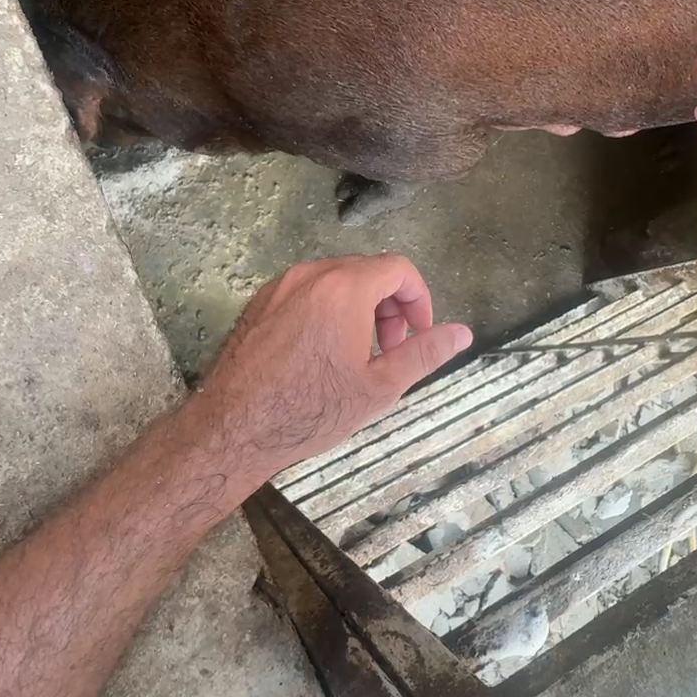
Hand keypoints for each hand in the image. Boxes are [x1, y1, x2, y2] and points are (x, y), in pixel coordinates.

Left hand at [189, 254, 472, 486]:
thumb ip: (423, 354)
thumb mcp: (379, 387)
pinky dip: (327, 309)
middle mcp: (311, 274)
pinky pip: (307, 291)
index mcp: (344, 288)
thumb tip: (462, 333)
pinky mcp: (259, 301)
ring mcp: (280, 285)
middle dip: (390, 306)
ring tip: (357, 355)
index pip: (398, 268)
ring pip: (336, 280)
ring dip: (360, 307)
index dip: (419, 299)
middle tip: (390, 350)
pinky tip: (321, 354)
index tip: (420, 333)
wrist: (233, 428)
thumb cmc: (309, 410)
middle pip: (367, 271)